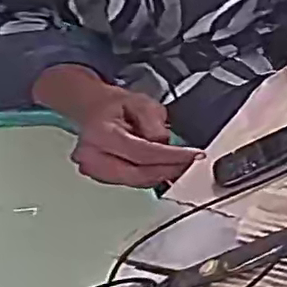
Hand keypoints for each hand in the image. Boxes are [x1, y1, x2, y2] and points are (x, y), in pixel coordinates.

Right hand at [34, 65, 201, 187]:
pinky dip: (152, 177)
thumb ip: (154, 124)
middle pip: (137, 173)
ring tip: (183, 165)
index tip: (195, 156)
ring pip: (135, 181)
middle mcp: (91, 156)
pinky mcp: (101, 175)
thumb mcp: (143, 105)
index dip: (172, 156)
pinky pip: (131, 181)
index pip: (142, 152)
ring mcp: (93, 168)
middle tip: (192, 163)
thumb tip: (165, 142)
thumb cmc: (118, 106)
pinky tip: (168, 169)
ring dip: (163, 176)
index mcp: (101, 135)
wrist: (96, 110)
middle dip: (170, 170)